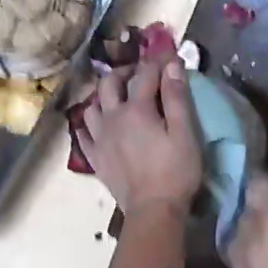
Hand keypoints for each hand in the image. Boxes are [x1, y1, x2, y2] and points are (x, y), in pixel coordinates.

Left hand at [78, 55, 200, 218]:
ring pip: (92, 105)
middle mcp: (112, 118)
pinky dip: (88, 123)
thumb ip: (176, 98)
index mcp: (137, 109)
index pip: (145, 76)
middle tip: (139, 73)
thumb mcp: (185, 133)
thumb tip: (171, 65)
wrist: (153, 210)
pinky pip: (83, 134)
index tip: (168, 56)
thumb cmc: (176, 171)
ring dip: (103, 94)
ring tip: (116, 96)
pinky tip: (94, 124)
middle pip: (110, 84)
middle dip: (124, 72)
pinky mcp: (95, 158)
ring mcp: (99, 139)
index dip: (157, 63)